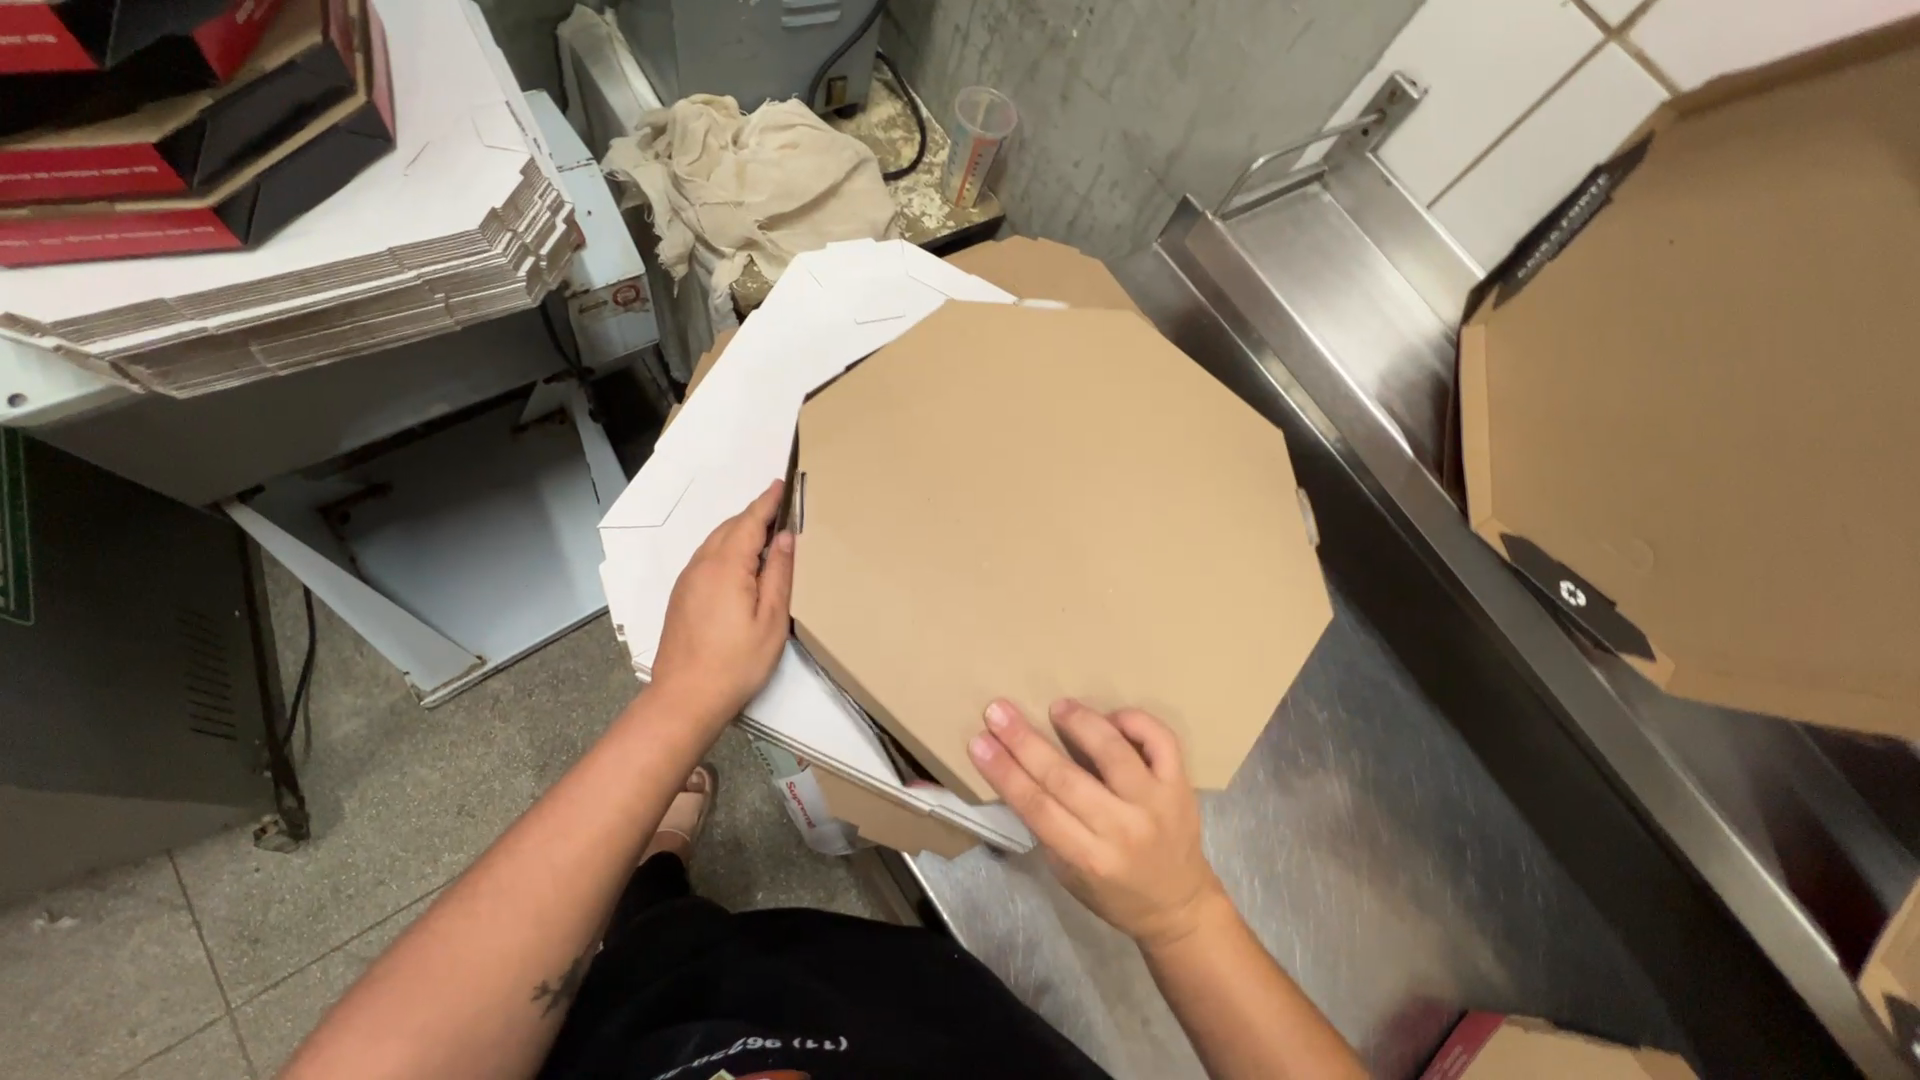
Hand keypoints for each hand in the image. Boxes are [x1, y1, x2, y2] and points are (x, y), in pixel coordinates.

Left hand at [649, 480, 793, 727]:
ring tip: (766, 535)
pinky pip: (706, 558)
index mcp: (727, 566)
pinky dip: (726, 549)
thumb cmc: (737, 662)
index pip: (750, 521)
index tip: (782, 484)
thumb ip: (779, 574)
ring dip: (740, 532)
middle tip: (781, 511)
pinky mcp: (681, 596)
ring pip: (715, 542)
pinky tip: (741, 564)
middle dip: (755, 515)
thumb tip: (786, 538)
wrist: (684, 697)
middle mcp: (702, 565)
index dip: (767, 502)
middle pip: (730, 528)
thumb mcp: (771, 620)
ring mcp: (687, 581)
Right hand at [970, 699, 1226, 949]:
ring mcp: (1156, 804)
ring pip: (1114, 753)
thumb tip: (1018, 770)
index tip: (979, 742)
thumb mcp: (1067, 873)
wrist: (1179, 906)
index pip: (1037, 807)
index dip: (1004, 772)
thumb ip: (1047, 827)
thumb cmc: (1113, 892)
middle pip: (1065, 778)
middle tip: (998, 711)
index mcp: (1089, 858)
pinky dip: (1135, 721)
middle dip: (1025, 741)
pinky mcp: (1180, 785)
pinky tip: (1111, 715)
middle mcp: (1123, 829)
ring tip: (1058, 707)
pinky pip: (1161, 742)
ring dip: (1081, 723)